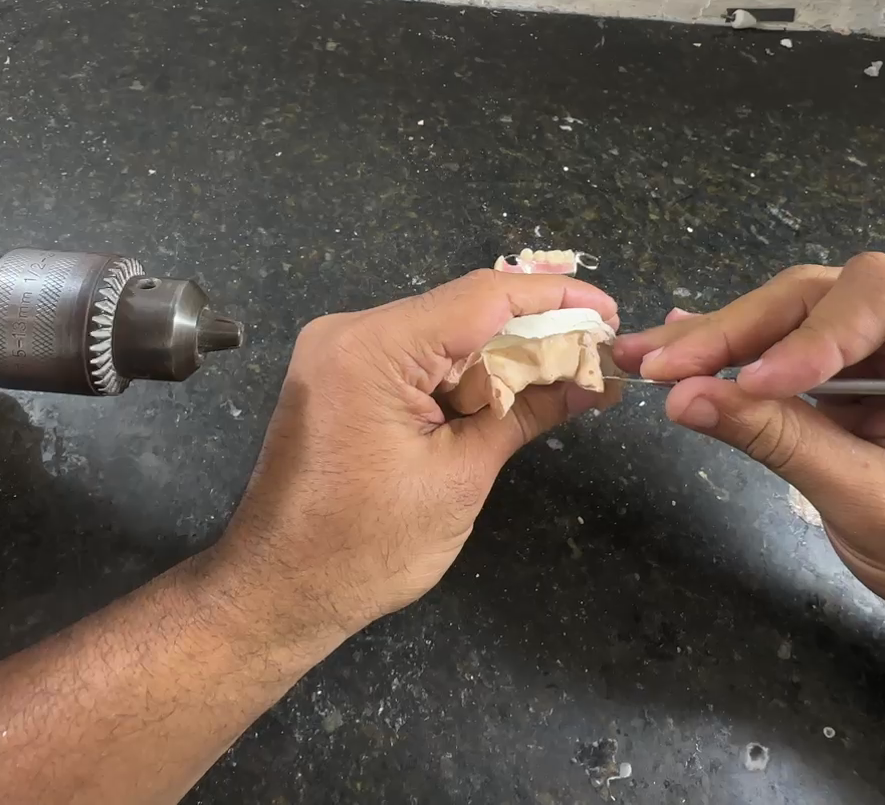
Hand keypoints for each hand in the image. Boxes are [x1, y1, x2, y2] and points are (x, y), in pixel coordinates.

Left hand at [208, 270, 618, 641]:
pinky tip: (506, 391)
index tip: (607, 310)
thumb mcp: (461, 476)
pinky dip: (464, 373)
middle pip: (462, 310)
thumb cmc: (367, 547)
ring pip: (443, 332)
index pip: (482, 296)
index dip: (554, 297)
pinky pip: (417, 355)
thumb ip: (527, 413)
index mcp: (373, 348)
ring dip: (502, 356)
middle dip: (533, 331)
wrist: (277, 588)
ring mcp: (339, 349)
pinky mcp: (341, 372)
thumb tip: (593, 382)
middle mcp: (350, 330)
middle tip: (595, 351)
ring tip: (563, 376)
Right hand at [611, 253, 884, 638]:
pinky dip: (732, 353)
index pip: (883, 295)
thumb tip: (683, 398)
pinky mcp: (854, 369)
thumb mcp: (875, 503)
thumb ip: (781, 440)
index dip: (811, 332)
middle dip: (738, 331)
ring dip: (717, 339)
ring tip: (647, 357)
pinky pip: (785, 346)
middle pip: (820, 297)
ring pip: (789, 316)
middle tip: (660, 363)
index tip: (752, 384)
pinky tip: (682, 343)